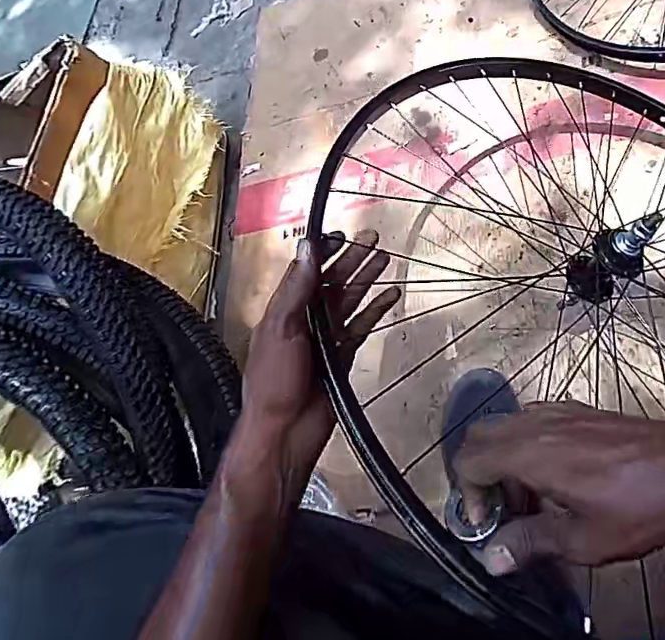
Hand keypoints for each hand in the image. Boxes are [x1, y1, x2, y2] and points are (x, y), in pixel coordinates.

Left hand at [238, 230, 400, 494]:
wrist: (285, 432)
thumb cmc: (273, 380)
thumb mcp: (281, 328)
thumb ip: (296, 287)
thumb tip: (307, 247)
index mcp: (287, 307)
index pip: (307, 268)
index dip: (324, 249)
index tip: (341, 233)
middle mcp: (308, 317)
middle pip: (334, 279)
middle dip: (353, 258)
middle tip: (373, 237)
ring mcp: (327, 334)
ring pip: (352, 298)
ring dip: (367, 277)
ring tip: (386, 258)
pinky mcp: (344, 352)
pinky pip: (363, 324)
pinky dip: (377, 308)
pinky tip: (391, 295)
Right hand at [453, 402, 664, 574]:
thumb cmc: (637, 507)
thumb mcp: (582, 539)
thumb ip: (530, 542)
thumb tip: (491, 558)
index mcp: (530, 450)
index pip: (470, 457)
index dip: (468, 493)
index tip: (490, 525)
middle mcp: (536, 421)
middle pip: (482, 434)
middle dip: (481, 474)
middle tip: (505, 513)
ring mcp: (558, 410)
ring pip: (507, 426)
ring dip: (505, 461)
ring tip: (534, 502)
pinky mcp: (578, 410)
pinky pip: (534, 421)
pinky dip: (527, 446)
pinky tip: (559, 479)